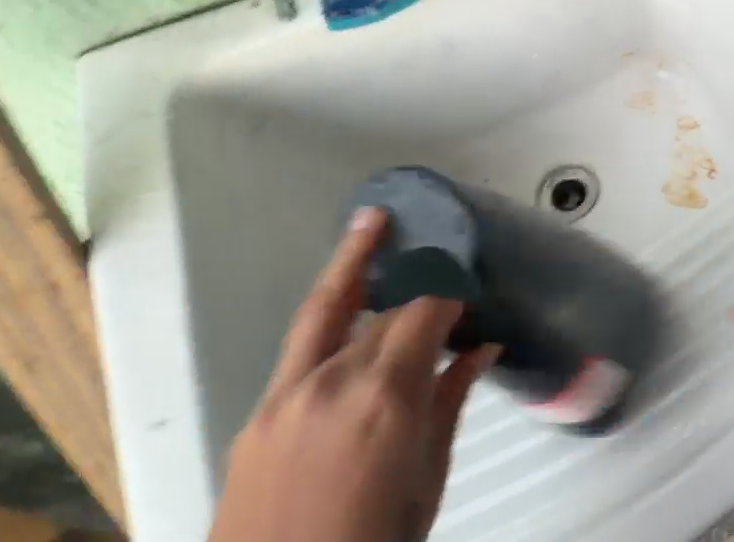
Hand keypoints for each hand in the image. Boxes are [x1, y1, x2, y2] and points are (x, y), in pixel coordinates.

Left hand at [208, 208, 499, 541]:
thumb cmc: (374, 541)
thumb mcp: (427, 478)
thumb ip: (450, 402)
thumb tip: (479, 350)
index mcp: (385, 398)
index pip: (426, 314)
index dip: (451, 293)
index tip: (470, 285)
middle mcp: (331, 383)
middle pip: (381, 313)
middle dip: (415, 287)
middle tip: (439, 259)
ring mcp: (283, 398)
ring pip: (324, 314)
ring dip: (350, 269)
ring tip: (370, 224)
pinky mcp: (254, 420)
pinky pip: (300, 354)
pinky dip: (328, 323)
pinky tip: (346, 315)